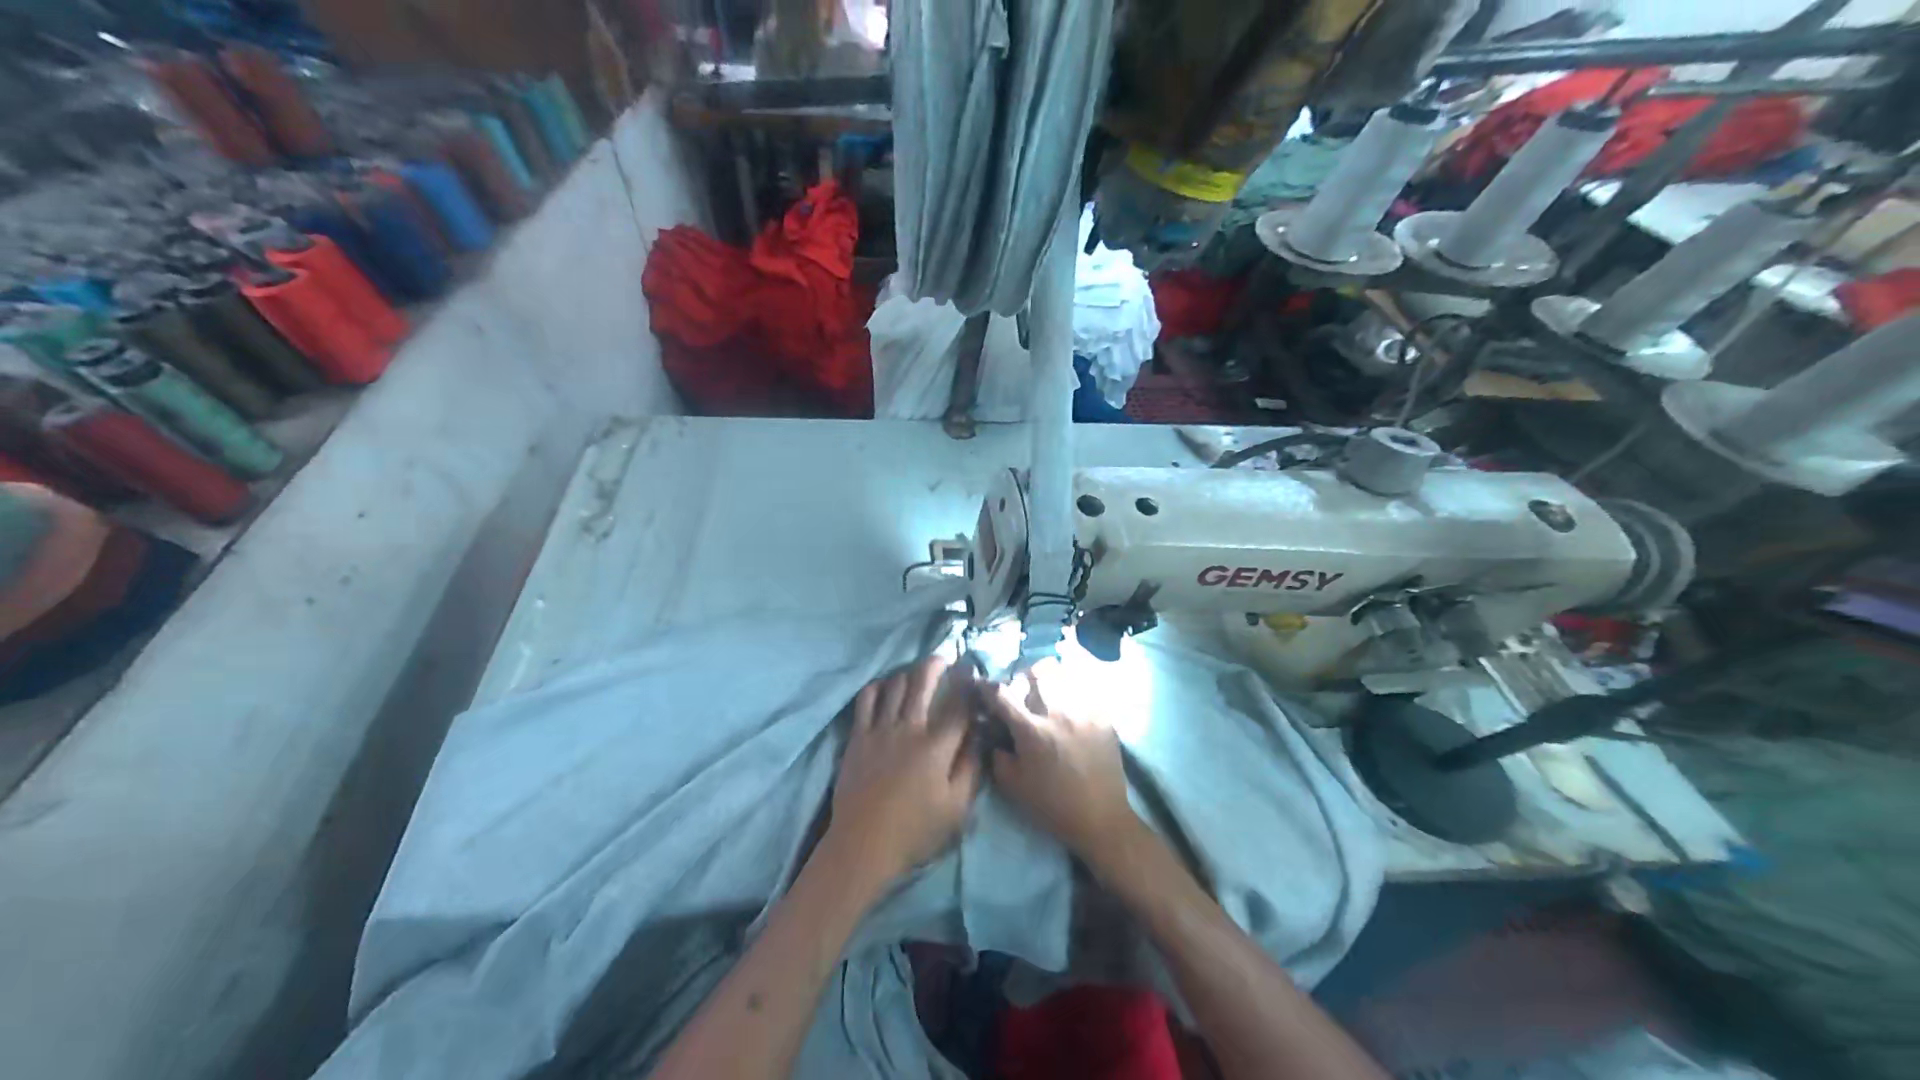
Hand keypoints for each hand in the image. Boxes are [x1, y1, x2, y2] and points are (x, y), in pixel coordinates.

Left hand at [825, 656, 982, 884]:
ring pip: (895, 684)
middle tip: (946, 661)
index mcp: (937, 745)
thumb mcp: (956, 808)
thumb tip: (978, 737)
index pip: (959, 703)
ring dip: (909, 674)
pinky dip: (878, 687)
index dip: (970, 685)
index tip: (975, 676)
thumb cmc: (915, 831)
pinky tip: (885, 687)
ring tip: (917, 675)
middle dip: (938, 665)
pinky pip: (867, 699)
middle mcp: (908, 727)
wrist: (863, 845)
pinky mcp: (858, 736)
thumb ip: (971, 768)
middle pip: (924, 681)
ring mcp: (879, 729)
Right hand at [985, 670, 1138, 860]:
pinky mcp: (1104, 718)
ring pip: (1064, 677)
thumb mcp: (1012, 786)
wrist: (1100, 818)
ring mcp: (1084, 713)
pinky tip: (1071, 708)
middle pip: (1037, 673)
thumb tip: (994, 734)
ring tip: (1048, 693)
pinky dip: (1073, 694)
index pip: (1002, 694)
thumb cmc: (1052, 805)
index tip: (981, 685)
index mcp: (1031, 730)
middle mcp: (1058, 713)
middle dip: (1024, 676)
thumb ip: (996, 755)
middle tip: (1022, 688)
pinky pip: (1085, 693)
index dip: (986, 686)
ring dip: (1050, 680)